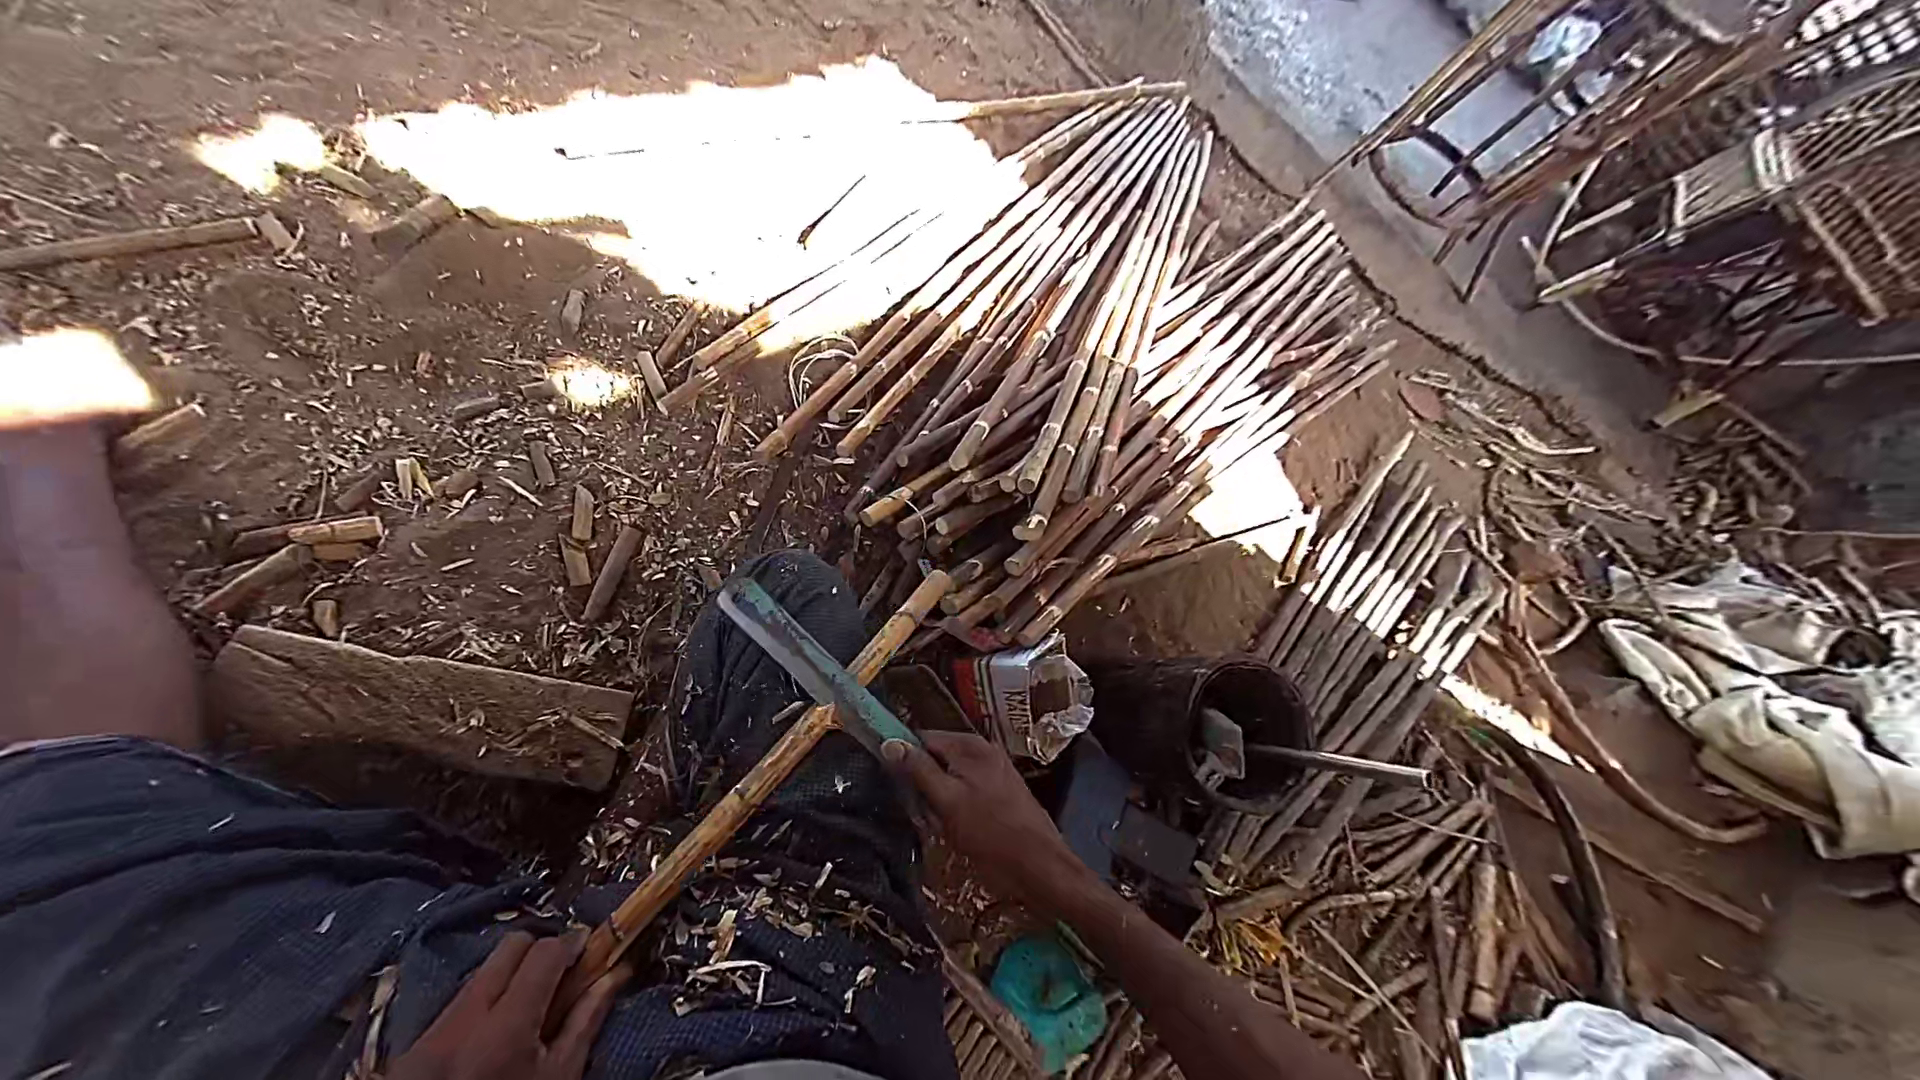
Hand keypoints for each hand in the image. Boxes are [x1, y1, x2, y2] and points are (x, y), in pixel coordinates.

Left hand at [386, 931, 625, 1079]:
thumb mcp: (558, 1079)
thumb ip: (585, 1020)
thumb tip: (614, 972)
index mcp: (504, 1028)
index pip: (545, 952)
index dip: (572, 943)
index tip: (588, 951)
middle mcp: (462, 1021)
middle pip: (511, 947)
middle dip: (541, 950)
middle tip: (560, 974)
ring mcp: (430, 1035)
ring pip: (482, 973)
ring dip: (512, 976)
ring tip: (529, 1008)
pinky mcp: (410, 1052)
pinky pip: (458, 1003)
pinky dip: (485, 1003)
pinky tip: (495, 1036)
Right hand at [884, 731, 1093, 909]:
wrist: (1039, 865)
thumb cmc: (990, 834)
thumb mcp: (946, 802)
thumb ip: (918, 770)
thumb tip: (890, 742)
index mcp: (969, 745)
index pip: (922, 738)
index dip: (906, 759)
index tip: (899, 787)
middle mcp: (984, 749)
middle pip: (937, 757)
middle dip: (926, 784)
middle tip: (926, 814)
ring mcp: (996, 768)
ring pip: (951, 776)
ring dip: (941, 800)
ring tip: (944, 826)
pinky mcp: (1003, 789)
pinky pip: (968, 789)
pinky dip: (958, 806)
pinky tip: (962, 830)